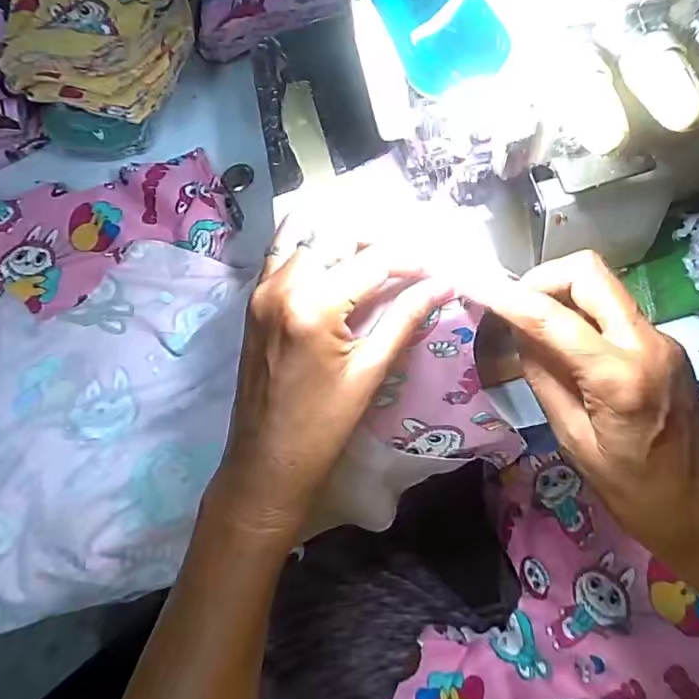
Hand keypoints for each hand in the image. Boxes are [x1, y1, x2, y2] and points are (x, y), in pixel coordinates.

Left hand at [209, 219, 451, 540]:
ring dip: (344, 239)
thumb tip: (444, 284)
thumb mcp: (370, 372)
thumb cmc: (323, 427)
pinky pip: (281, 251)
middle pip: (338, 236)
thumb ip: (405, 319)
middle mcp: (283, 285)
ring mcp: (263, 289)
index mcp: (314, 306)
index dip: (410, 260)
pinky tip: (334, 254)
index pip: (373, 260)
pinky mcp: (254, 298)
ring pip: (308, 237)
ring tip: (376, 259)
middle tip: (407, 263)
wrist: (266, 462)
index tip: (436, 268)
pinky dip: (309, 243)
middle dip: (378, 241)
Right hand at [462, 251, 698, 589]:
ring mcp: (660, 339)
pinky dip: (579, 312)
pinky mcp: (663, 345)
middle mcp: (646, 343)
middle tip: (512, 306)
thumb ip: (545, 379)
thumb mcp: (575, 442)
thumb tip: (520, 332)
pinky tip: (563, 346)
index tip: (473, 284)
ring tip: (532, 329)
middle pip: (587, 272)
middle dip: (541, 279)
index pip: (551, 317)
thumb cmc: (637, 494)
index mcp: (621, 377)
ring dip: (559, 293)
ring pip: (600, 285)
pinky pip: (611, 309)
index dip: (505, 296)